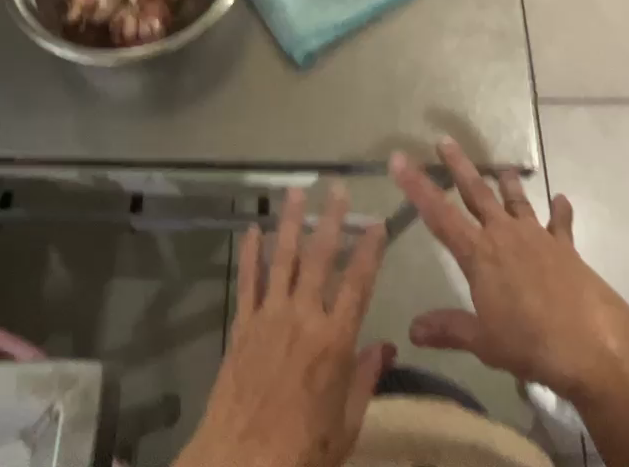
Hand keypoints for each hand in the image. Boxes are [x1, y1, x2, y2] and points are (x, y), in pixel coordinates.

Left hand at [175, 185, 390, 466]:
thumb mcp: (348, 423)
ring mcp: (269, 318)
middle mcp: (303, 318)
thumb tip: (387, 347)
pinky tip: (253, 229)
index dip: (370, 250)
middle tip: (337, 188)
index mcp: (335, 341)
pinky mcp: (243, 326)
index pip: (358, 283)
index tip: (377, 222)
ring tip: (296, 192)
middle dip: (331, 219)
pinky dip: (251, 253)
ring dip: (290, 223)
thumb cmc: (303, 449)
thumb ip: (366, 379)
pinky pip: (248, 281)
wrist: (242, 463)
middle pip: (321, 258)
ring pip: (283, 259)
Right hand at [389, 140, 628, 404]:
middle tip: (445, 141)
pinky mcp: (566, 249)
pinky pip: (560, 223)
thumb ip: (449, 329)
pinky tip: (560, 199)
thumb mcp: (483, 342)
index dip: (416, 186)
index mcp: (479, 255)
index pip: (438, 215)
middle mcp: (505, 236)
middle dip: (459, 167)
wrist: (593, 344)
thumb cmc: (531, 343)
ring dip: (507, 184)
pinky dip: (559, 210)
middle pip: (477, 193)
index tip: (399, 159)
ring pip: (516, 201)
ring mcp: (538, 238)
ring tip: (501, 167)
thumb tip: (412, 330)